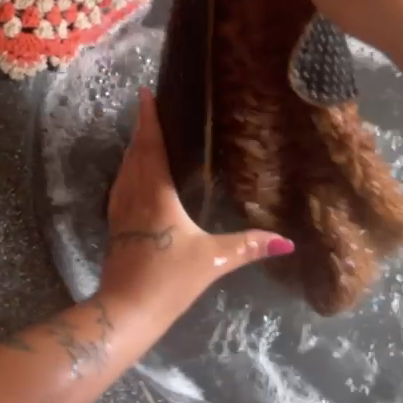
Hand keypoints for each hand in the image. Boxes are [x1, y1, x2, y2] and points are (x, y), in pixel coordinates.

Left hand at [99, 89, 291, 321]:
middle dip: (142, 128)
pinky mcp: (115, 224)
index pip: (150, 145)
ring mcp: (119, 208)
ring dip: (134, 147)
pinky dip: (129, 168)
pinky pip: (121, 183)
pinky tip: (136, 175)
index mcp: (155, 191)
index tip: (144, 92)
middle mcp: (133, 192)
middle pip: (135, 151)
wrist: (126, 310)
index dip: (148, 118)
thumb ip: (248, 246)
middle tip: (149, 107)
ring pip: (125, 167)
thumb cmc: (168, 279)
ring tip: (146, 134)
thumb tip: (287, 242)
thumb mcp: (212, 259)